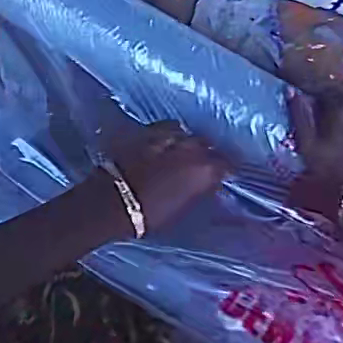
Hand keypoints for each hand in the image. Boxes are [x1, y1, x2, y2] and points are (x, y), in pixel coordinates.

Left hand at [104, 122, 230, 234]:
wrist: (114, 200)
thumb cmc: (152, 214)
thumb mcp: (185, 207)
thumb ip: (201, 189)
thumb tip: (208, 182)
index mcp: (206, 168)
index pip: (227, 163)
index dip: (227, 168)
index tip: (225, 173)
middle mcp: (192, 146)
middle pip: (208, 144)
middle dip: (208, 152)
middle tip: (204, 163)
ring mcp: (169, 135)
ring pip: (188, 134)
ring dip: (188, 142)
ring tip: (184, 151)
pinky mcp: (149, 130)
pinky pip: (168, 128)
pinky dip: (170, 135)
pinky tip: (166, 142)